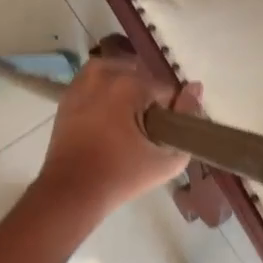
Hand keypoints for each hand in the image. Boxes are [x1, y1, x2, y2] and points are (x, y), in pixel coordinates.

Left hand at [36, 56, 193, 216]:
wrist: (73, 189)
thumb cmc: (122, 175)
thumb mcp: (167, 157)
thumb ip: (186, 119)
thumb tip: (195, 88)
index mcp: (130, 85)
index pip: (165, 90)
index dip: (170, 112)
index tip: (165, 133)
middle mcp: (104, 75)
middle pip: (139, 78)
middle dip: (146, 99)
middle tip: (145, 130)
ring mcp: (81, 83)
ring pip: (114, 74)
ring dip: (124, 89)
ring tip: (127, 118)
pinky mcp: (67, 96)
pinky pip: (92, 83)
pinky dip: (103, 92)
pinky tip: (106, 116)